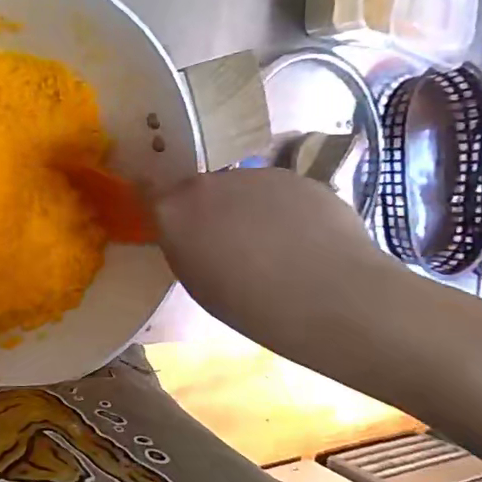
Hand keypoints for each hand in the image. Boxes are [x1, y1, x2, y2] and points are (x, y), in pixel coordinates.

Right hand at [153, 168, 401, 342]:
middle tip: (230, 248)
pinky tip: (305, 242)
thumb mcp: (200, 284)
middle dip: (209, 212)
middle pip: (199, 191)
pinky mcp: (296, 176)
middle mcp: (209, 183)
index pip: (150, 191)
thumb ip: (188, 247)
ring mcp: (255, 175)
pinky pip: (278, 193)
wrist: (331, 294)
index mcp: (176, 212)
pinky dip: (283, 211)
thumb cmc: (253, 306)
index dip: (161, 205)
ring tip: (275, 250)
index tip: (171, 223)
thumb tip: (195, 234)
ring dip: (248, 210)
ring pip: (241, 189)